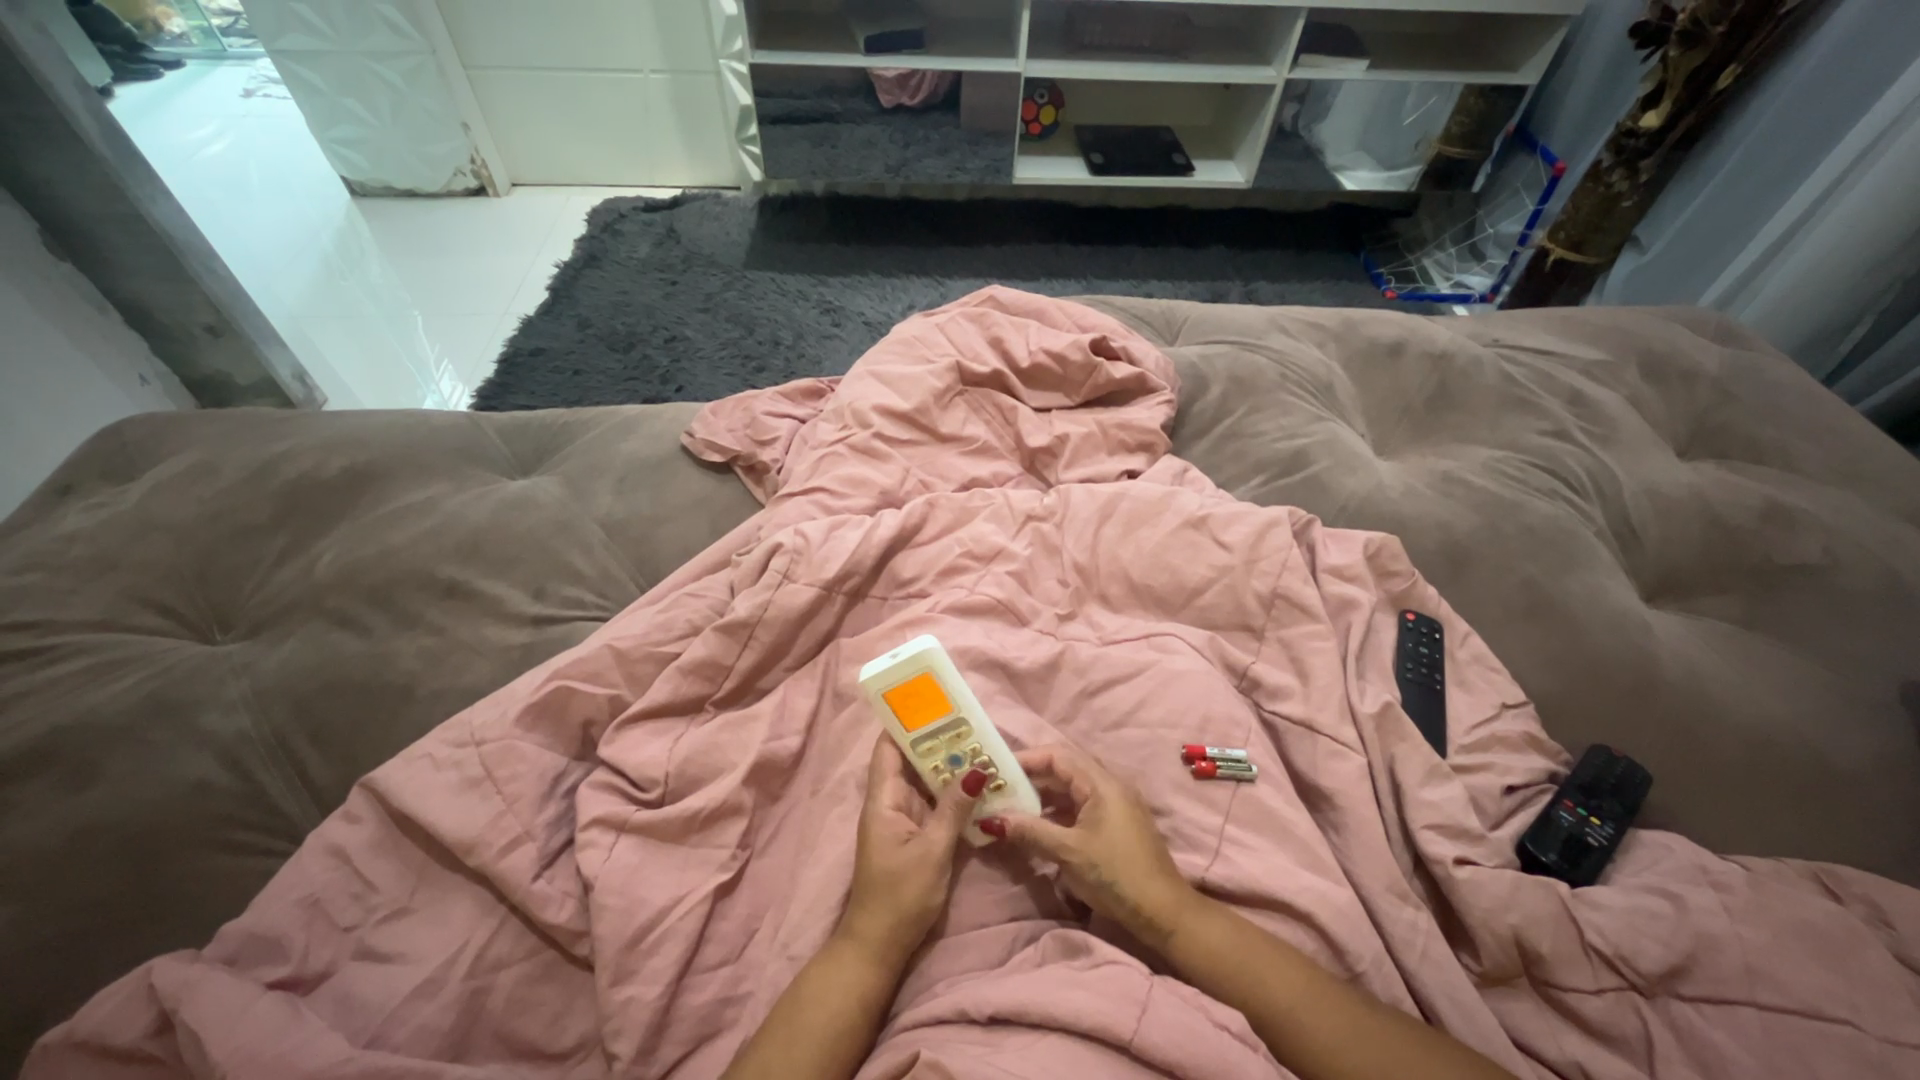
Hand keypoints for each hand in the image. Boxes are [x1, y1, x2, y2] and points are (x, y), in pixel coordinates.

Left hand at [835, 734, 986, 965]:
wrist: (881, 946)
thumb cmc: (900, 896)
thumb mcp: (932, 850)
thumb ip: (954, 808)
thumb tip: (977, 769)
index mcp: (883, 799)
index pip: (888, 748)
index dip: (905, 722)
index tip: (932, 701)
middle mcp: (890, 803)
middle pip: (911, 761)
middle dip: (938, 742)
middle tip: (972, 723)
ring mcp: (904, 821)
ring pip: (926, 783)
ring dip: (950, 768)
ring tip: (983, 747)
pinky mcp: (916, 838)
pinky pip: (934, 805)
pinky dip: (953, 794)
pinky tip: (980, 787)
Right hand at [979, 743, 1198, 950]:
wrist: (1162, 911)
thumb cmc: (1114, 875)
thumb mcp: (1067, 852)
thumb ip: (1029, 831)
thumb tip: (991, 819)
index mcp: (1102, 783)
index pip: (1058, 755)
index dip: (1026, 759)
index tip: (997, 771)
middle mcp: (1110, 785)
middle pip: (1065, 767)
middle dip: (1031, 776)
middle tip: (999, 788)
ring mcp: (1115, 804)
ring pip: (1072, 787)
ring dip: (1043, 794)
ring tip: (1011, 806)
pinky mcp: (1115, 823)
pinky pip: (1080, 804)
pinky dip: (1057, 810)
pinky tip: (1036, 824)